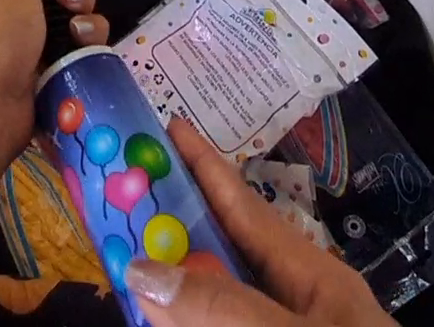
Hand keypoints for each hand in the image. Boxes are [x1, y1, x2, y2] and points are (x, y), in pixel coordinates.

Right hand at [125, 119, 392, 326]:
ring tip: (129, 271)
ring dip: (175, 292)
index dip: (206, 166)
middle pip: (222, 258)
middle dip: (174, 233)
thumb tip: (142, 269)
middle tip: (119, 205)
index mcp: (314, 281)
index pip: (246, 209)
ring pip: (214, 308)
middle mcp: (295, 311)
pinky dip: (189, 322)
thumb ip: (223, 309)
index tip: (168, 126)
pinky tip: (161, 320)